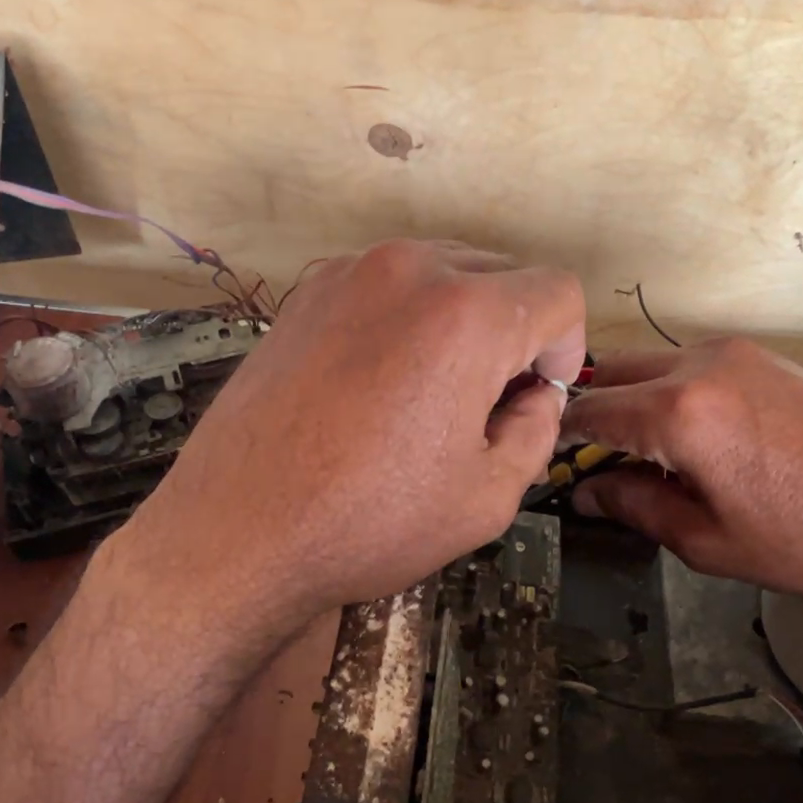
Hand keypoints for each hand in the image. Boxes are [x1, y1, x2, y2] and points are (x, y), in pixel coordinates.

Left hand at [126, 239, 585, 616]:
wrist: (238, 533)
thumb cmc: (370, 522)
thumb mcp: (488, 497)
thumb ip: (537, 429)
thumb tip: (535, 394)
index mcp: (467, 315)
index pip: (558, 293)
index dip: (564, 349)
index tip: (534, 398)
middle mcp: (408, 269)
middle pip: (501, 275)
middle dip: (512, 333)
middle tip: (485, 405)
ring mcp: (347, 273)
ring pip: (441, 274)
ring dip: (458, 323)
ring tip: (428, 397)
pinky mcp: (304, 294)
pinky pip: (385, 288)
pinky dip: (404, 320)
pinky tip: (377, 386)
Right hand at [560, 339, 802, 603]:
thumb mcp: (710, 541)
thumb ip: (635, 507)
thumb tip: (587, 492)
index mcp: (680, 410)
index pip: (588, 411)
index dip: (556, 438)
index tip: (541, 462)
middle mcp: (702, 362)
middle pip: (613, 373)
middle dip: (589, 413)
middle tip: (582, 464)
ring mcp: (739, 353)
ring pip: (652, 366)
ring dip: (629, 403)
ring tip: (634, 460)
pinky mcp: (768, 358)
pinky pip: (692, 368)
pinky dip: (669, 396)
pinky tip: (683, 443)